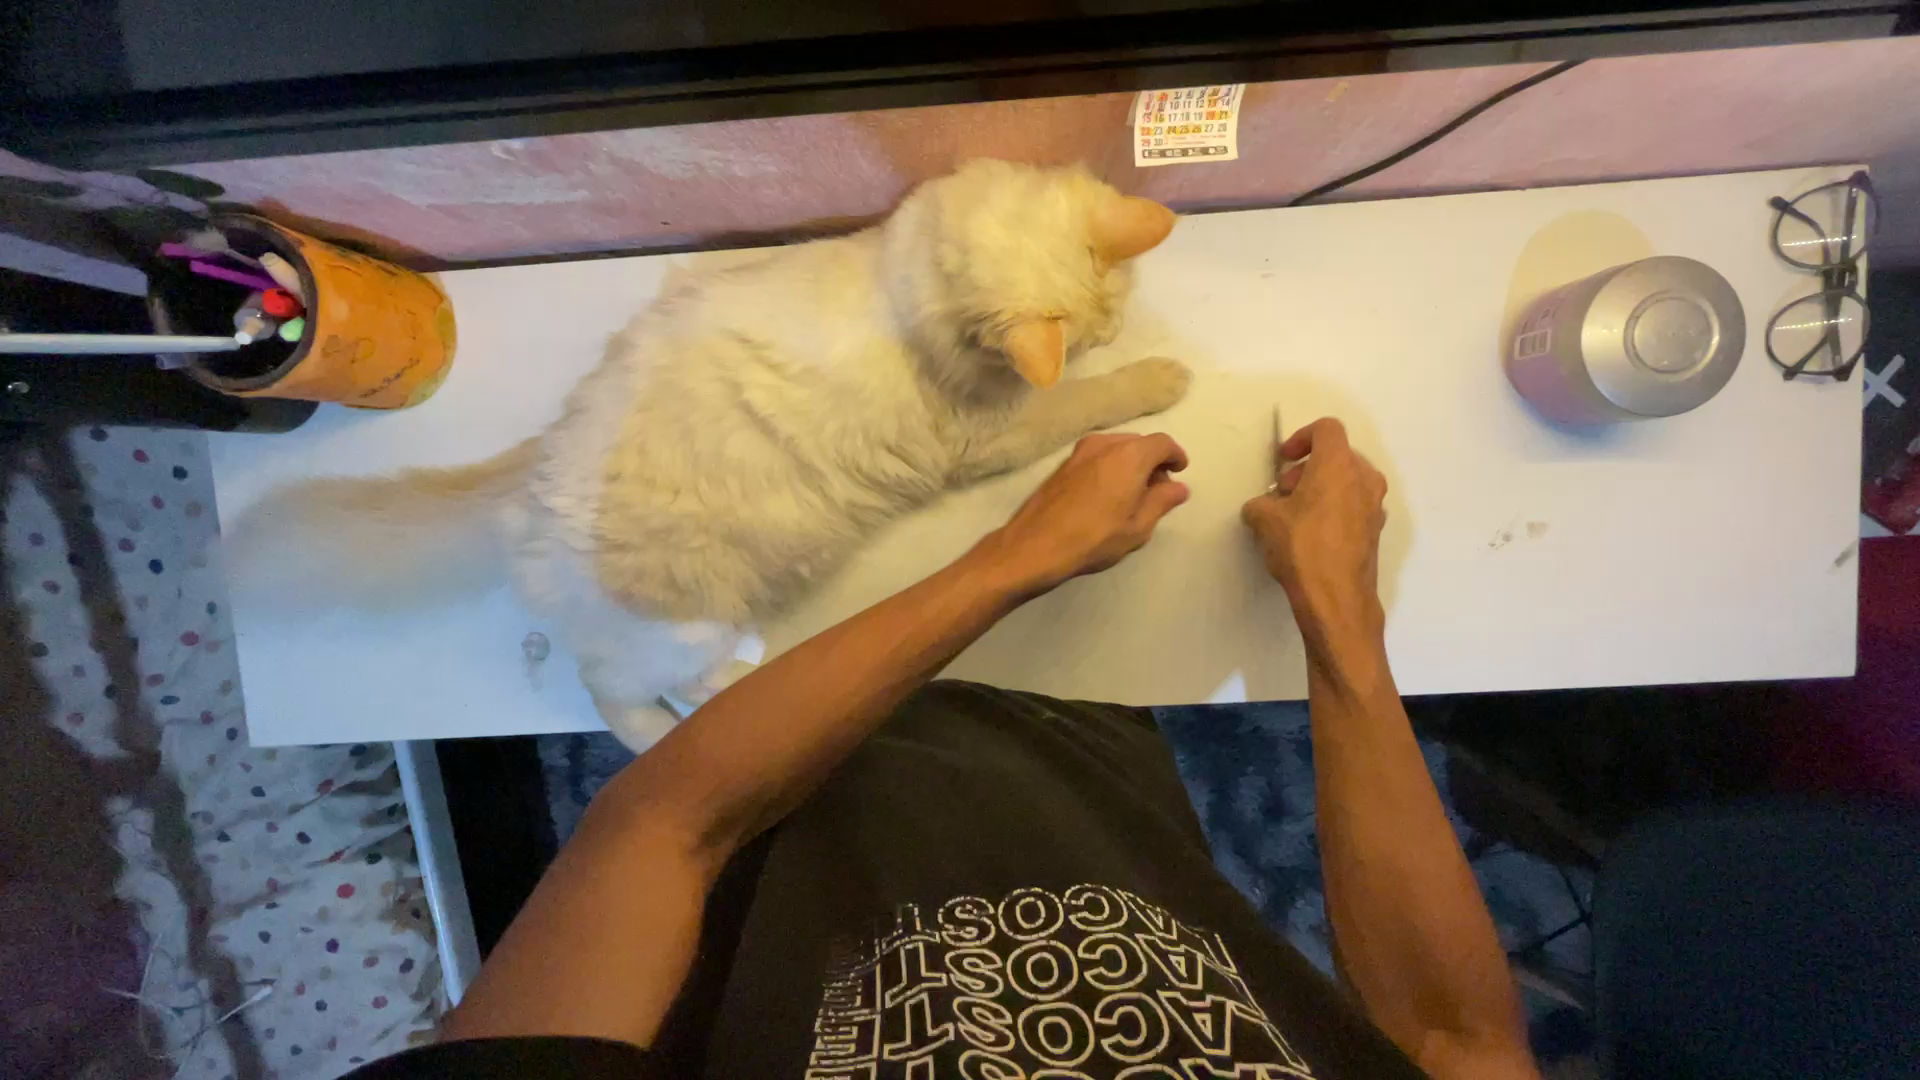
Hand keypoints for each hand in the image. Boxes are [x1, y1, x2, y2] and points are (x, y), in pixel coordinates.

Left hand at [977, 433, 1190, 595]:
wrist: (1034, 546)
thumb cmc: (1093, 539)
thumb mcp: (1137, 527)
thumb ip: (1162, 501)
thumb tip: (1178, 487)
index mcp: (1129, 455)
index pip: (1162, 443)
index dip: (1175, 456)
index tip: (1179, 472)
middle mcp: (1104, 444)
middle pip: (1138, 443)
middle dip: (1152, 462)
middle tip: (1157, 490)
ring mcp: (1079, 452)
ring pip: (1116, 449)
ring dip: (1130, 464)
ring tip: (1132, 496)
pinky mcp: (1062, 465)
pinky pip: (1097, 457)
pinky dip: (1110, 468)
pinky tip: (1107, 495)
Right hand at [1241, 418, 1387, 652]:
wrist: (1335, 596)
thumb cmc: (1300, 547)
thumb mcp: (1263, 520)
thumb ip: (1260, 504)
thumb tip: (1262, 507)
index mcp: (1338, 465)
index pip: (1326, 429)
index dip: (1301, 437)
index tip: (1283, 460)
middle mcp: (1364, 479)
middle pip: (1338, 455)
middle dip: (1307, 467)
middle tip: (1283, 491)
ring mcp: (1375, 505)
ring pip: (1347, 481)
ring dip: (1320, 488)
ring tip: (1294, 514)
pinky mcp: (1375, 530)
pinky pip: (1353, 505)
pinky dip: (1333, 508)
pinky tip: (1311, 534)